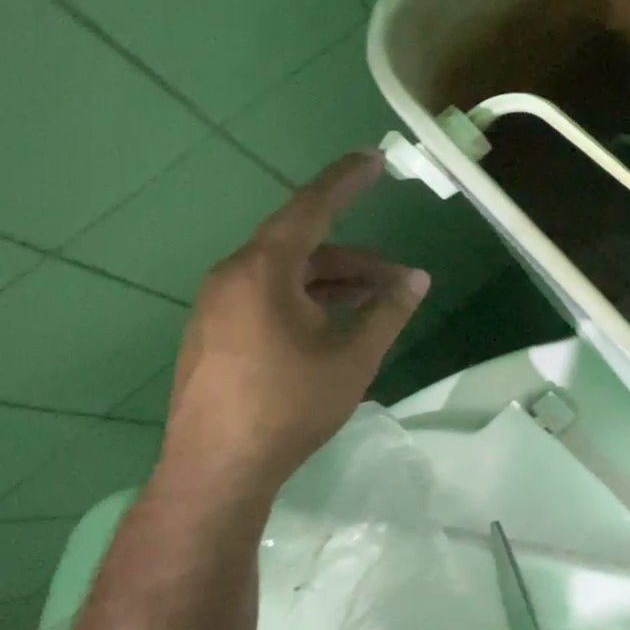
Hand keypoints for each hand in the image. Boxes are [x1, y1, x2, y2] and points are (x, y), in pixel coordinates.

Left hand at [155, 152, 429, 506]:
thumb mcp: (353, 357)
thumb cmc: (290, 406)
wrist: (217, 469)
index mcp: (263, 270)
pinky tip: (336, 326)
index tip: (374, 159)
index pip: (311, 208)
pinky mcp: (212, 334)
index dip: (346, 182)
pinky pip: (266, 298)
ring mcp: (216, 306)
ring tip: (377, 305)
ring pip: (285, 276)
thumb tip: (417, 279)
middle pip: (302, 247)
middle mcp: (232, 276)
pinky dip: (306, 301)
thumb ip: (387, 311)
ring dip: (334, 284)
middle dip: (356, 260)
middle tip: (401, 279)